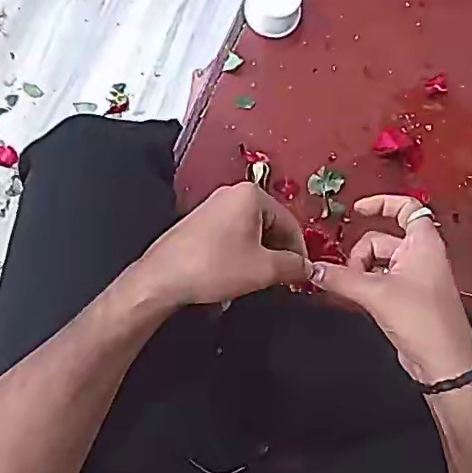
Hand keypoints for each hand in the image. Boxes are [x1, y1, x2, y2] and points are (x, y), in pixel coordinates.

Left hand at [131, 183, 309, 307]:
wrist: (162, 278)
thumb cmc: (213, 267)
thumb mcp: (264, 270)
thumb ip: (294, 266)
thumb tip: (308, 268)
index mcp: (251, 195)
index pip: (291, 223)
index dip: (300, 252)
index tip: (303, 273)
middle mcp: (233, 194)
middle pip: (272, 225)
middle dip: (280, 252)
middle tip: (283, 278)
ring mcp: (214, 206)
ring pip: (253, 231)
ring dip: (262, 254)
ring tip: (260, 278)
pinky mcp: (201, 222)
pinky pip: (234, 234)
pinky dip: (243, 252)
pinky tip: (238, 273)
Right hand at [311, 195, 471, 384]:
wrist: (443, 362)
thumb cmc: (422, 320)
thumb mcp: (376, 295)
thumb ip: (341, 279)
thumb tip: (314, 269)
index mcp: (423, 243)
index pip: (406, 207)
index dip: (382, 203)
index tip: (357, 210)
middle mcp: (421, 255)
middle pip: (381, 239)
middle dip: (361, 255)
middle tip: (351, 277)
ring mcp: (415, 276)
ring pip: (378, 262)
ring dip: (361, 273)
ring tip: (354, 291)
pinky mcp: (407, 296)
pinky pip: (381, 280)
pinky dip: (367, 285)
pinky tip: (358, 299)